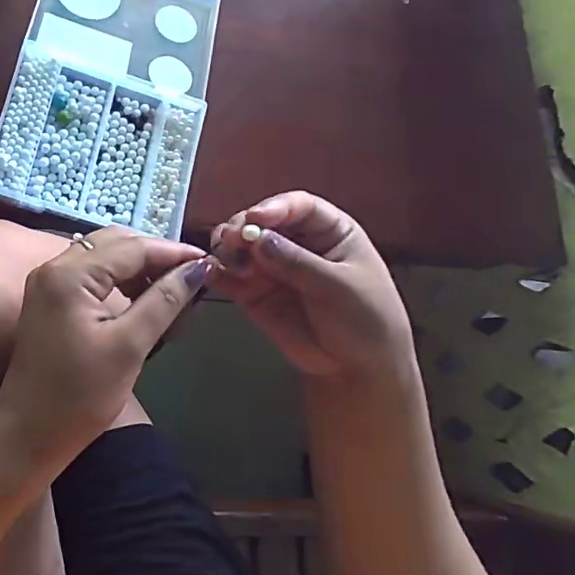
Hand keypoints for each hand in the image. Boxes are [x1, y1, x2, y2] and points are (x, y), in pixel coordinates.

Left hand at [0, 227, 209, 463]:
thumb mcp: (130, 345)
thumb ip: (165, 300)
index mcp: (69, 275)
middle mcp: (52, 268)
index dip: (173, 252)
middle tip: (192, 280)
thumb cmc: (81, 394)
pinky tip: (142, 302)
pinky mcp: (48, 301)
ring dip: (138, 269)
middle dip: (155, 257)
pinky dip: (118, 282)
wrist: (30, 430)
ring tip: (172, 294)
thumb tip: (199, 269)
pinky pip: (90, 276)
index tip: (211, 264)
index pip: (131, 247)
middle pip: (114, 244)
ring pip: (102, 257)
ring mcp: (46, 284)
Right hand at [207, 192, 412, 379]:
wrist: (354, 367)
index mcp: (329, 232)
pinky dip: (215, 273)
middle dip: (243, 228)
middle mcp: (296, 243)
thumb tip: (257, 238)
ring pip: (239, 246)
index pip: (299, 207)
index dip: (275, 207)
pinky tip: (210, 275)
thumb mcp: (338, 287)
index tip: (255, 218)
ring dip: (227, 249)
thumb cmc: (364, 319)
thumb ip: (297, 263)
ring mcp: (271, 268)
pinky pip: (227, 276)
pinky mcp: (251, 292)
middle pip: (261, 222)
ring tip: (228, 263)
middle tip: (231, 240)